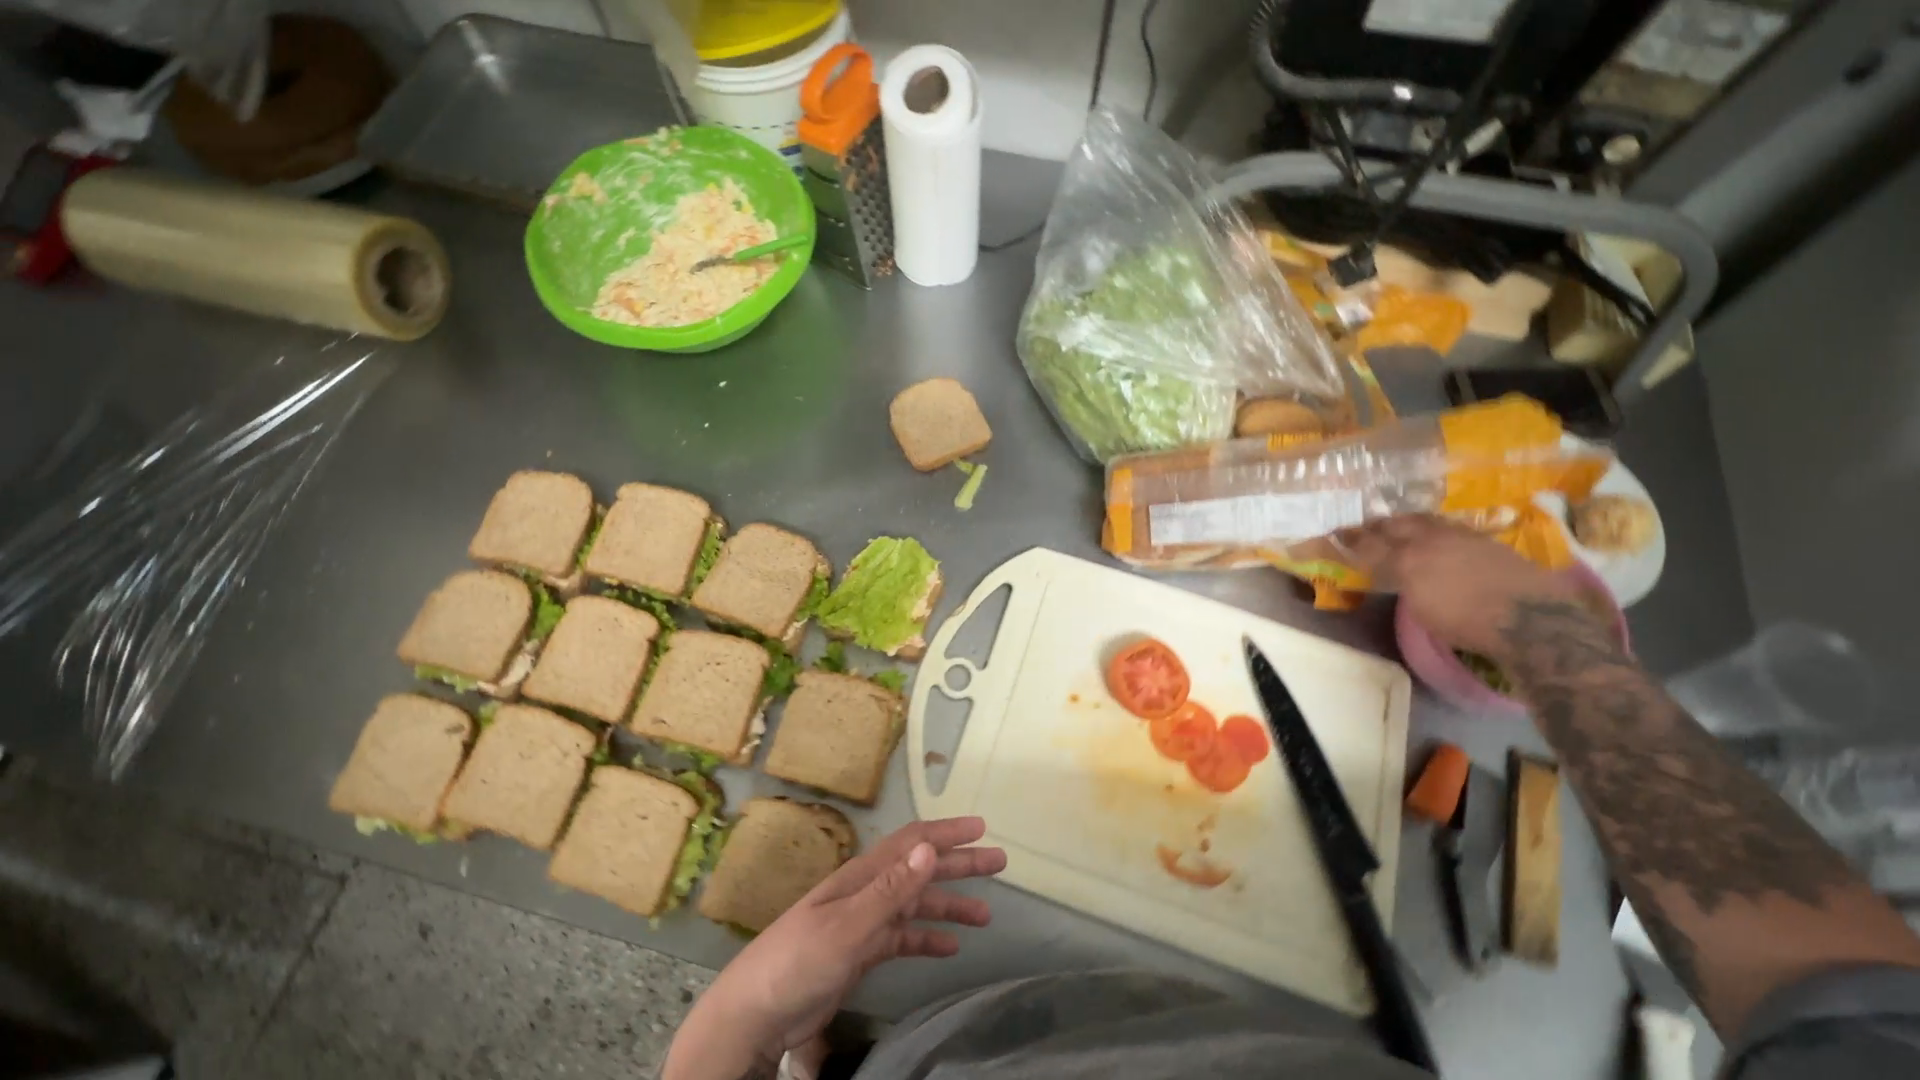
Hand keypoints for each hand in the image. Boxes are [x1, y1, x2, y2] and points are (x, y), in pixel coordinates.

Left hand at [665, 817, 1006, 1079]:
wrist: (755, 1013)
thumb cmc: (797, 961)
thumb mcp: (847, 926)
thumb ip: (889, 890)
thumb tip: (930, 848)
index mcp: (861, 877)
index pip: (910, 844)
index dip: (946, 832)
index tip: (981, 826)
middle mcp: (864, 894)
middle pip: (918, 870)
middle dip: (959, 864)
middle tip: (999, 862)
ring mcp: (861, 925)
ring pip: (914, 906)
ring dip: (949, 904)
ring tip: (986, 914)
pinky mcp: (859, 955)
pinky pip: (902, 940)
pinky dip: (926, 940)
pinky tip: (950, 948)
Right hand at [1336, 514, 1583, 658]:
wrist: (1529, 617)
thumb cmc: (1468, 623)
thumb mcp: (1423, 611)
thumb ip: (1407, 586)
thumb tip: (1400, 576)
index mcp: (1408, 559)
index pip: (1371, 545)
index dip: (1353, 539)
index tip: (1337, 534)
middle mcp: (1431, 540)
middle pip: (1398, 524)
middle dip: (1379, 524)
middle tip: (1367, 525)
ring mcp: (1462, 536)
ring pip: (1426, 520)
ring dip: (1409, 521)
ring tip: (1400, 523)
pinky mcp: (1487, 540)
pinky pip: (1451, 527)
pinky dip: (1436, 528)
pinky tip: (1438, 535)